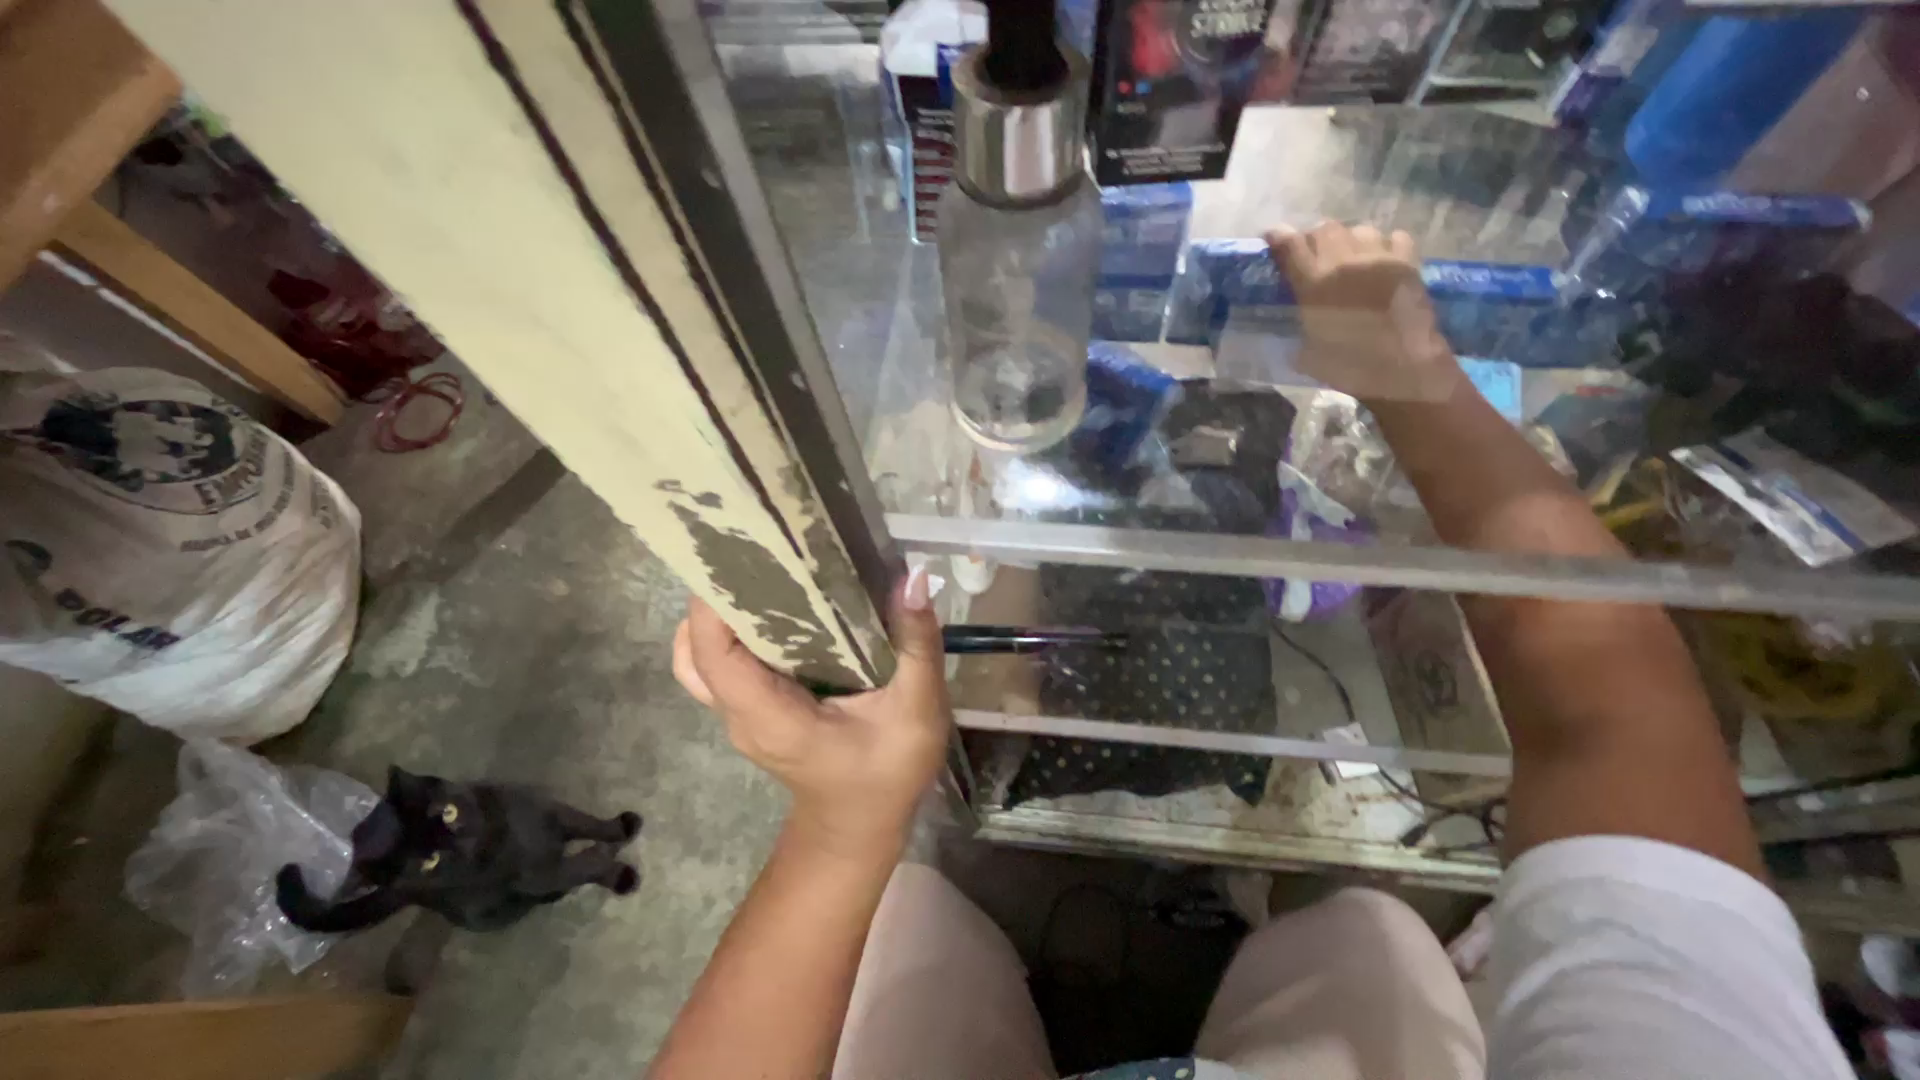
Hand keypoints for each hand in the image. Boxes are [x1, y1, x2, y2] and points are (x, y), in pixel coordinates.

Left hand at [672, 568, 949, 861]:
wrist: (859, 826)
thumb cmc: (887, 773)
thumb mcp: (918, 710)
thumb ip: (916, 643)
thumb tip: (915, 578)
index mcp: (769, 715)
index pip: (714, 653)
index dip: (713, 603)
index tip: (739, 551)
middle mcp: (739, 713)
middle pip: (696, 648)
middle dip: (715, 594)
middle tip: (755, 548)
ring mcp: (737, 714)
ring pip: (698, 656)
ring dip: (717, 613)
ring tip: (759, 571)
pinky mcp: (748, 709)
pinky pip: (719, 664)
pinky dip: (728, 631)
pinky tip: (770, 604)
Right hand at [1266, 223, 1461, 403]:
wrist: (1402, 368)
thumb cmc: (1349, 367)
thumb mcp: (1308, 351)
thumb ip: (1300, 324)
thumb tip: (1297, 318)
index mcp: (1314, 284)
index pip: (1289, 245)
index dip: (1278, 236)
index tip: (1273, 236)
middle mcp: (1343, 262)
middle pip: (1325, 228)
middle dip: (1316, 238)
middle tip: (1315, 253)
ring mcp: (1378, 257)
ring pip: (1359, 230)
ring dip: (1351, 240)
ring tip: (1351, 257)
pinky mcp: (1407, 262)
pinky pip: (1394, 237)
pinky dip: (1386, 244)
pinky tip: (1382, 259)